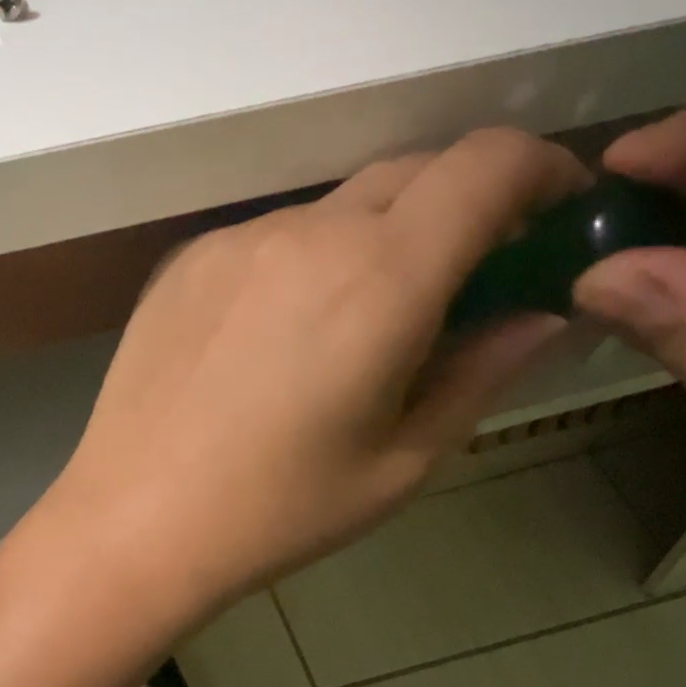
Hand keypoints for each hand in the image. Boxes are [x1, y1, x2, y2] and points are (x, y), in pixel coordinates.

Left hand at [38, 129, 586, 616]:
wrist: (134, 522)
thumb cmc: (276, 513)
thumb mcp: (401, 461)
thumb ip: (481, 373)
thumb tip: (539, 316)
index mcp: (380, 276)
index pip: (486, 163)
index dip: (538, 173)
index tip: (551, 219)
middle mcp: (307, 232)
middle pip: (413, 171)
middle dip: (462, 207)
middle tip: (465, 280)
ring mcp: (234, 242)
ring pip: (336, 207)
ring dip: (375, 239)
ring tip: (357, 324)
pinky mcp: (185, 262)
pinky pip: (270, 238)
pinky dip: (304, 261)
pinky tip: (278, 338)